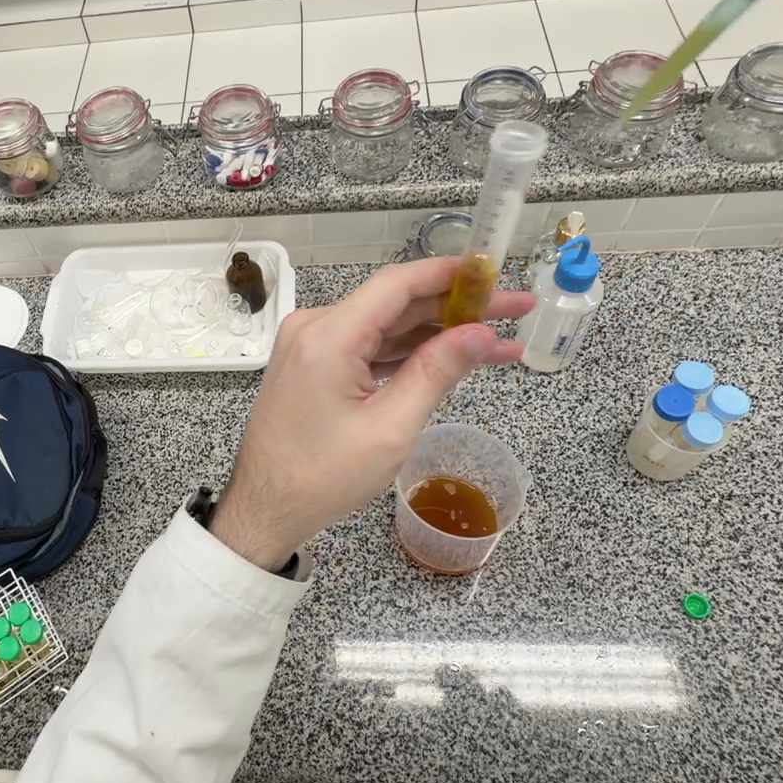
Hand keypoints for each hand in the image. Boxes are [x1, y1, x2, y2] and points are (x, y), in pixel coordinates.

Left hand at [210, 257, 534, 568]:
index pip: (399, 284)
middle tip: (517, 311)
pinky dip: (407, 354)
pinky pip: (368, 347)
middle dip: (458, 308)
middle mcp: (315, 327)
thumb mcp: (390, 429)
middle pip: (396, 303)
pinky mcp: (313, 364)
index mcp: (329, 335)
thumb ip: (436, 372)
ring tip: (499, 342)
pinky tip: (452, 359)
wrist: (265, 508)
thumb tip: (482, 333)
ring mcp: (311, 345)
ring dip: (438, 333)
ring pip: (385, 326)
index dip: (452, 275)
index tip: (498, 274)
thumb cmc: (322, 477)